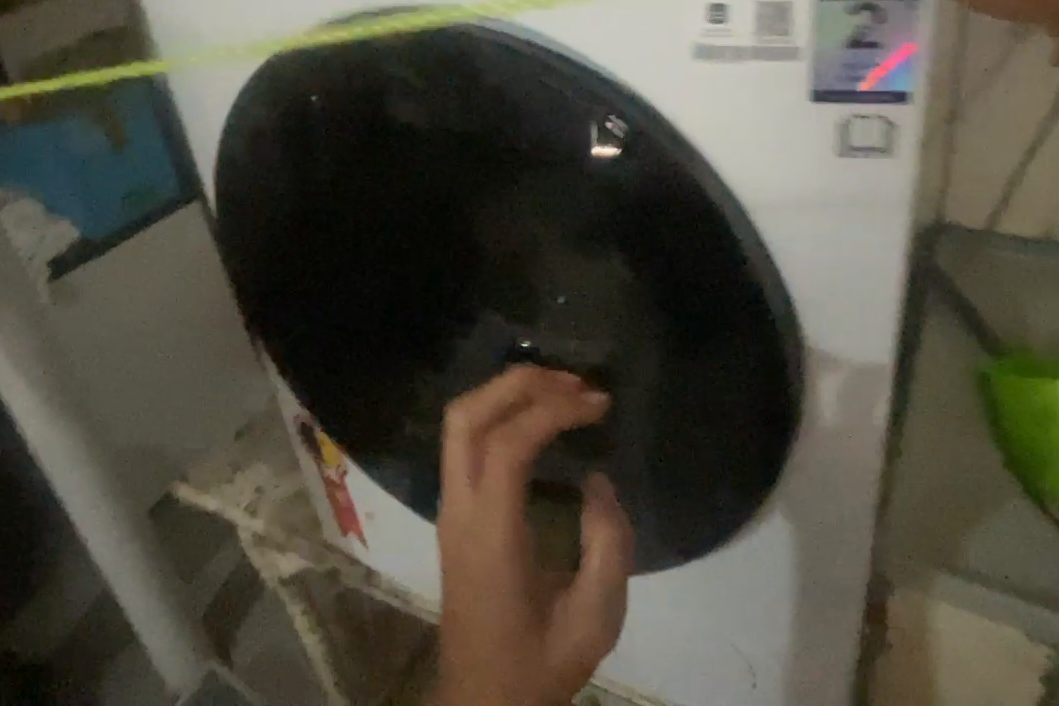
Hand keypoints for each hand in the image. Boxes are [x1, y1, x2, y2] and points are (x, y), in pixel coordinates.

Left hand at [431, 366, 632, 705]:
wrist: (484, 702)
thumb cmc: (540, 663)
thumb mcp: (595, 619)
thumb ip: (608, 545)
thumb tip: (596, 480)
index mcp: (490, 535)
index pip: (508, 444)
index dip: (554, 410)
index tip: (599, 405)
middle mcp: (459, 510)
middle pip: (467, 416)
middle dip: (520, 384)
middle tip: (576, 383)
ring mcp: (450, 509)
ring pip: (459, 423)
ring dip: (507, 395)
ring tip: (561, 392)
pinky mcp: (454, 514)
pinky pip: (466, 442)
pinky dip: (501, 414)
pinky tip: (540, 422)